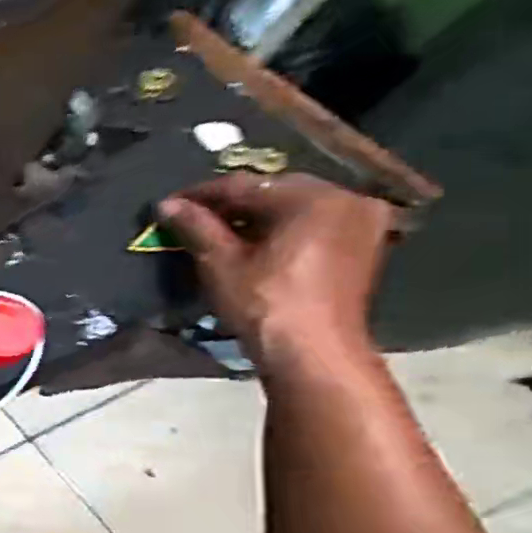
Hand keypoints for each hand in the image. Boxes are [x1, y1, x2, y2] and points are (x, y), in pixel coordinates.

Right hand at [160, 173, 394, 366]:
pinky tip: (257, 241)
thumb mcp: (220, 264)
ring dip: (258, 213)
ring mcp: (363, 218)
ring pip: (298, 204)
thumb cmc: (262, 304)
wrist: (312, 347)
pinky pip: (317, 220)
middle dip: (233, 202)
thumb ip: (197, 228)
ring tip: (221, 231)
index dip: (202, 194)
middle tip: (193, 217)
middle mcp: (347, 197)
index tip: (168, 204)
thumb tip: (166, 205)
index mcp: (313, 199)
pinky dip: (284, 225)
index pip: (246, 185)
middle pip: (277, 189)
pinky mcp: (365, 239)